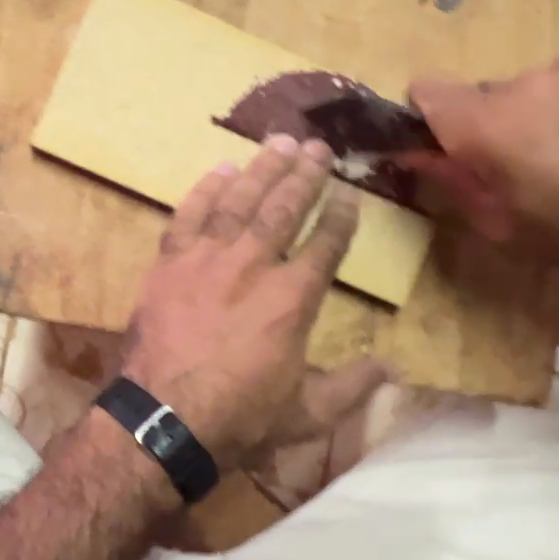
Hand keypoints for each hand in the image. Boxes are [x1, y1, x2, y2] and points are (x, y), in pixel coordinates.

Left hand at [120, 135, 389, 472]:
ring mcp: (207, 260)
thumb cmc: (240, 418)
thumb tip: (394, 368)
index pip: (326, 245)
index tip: (350, 194)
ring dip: (262, 169)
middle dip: (306, 175)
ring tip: (280, 140)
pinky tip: (220, 170)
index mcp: (292, 298)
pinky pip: (188, 215)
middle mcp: (253, 266)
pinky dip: (205, 190)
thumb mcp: (307, 414)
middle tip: (319, 146)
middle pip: (285, 209)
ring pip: (239, 201)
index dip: (342, 217)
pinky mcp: (169, 263)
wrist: (164, 419)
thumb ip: (352, 386)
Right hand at [396, 48, 558, 269]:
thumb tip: (418, 157)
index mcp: (487, 122)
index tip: (442, 149)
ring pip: (530, 87)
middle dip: (488, 125)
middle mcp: (524, 79)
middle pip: (482, 94)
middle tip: (521, 167)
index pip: (424, 92)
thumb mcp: (504, 227)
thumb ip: (453, 184)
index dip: (425, 120)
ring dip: (536, 114)